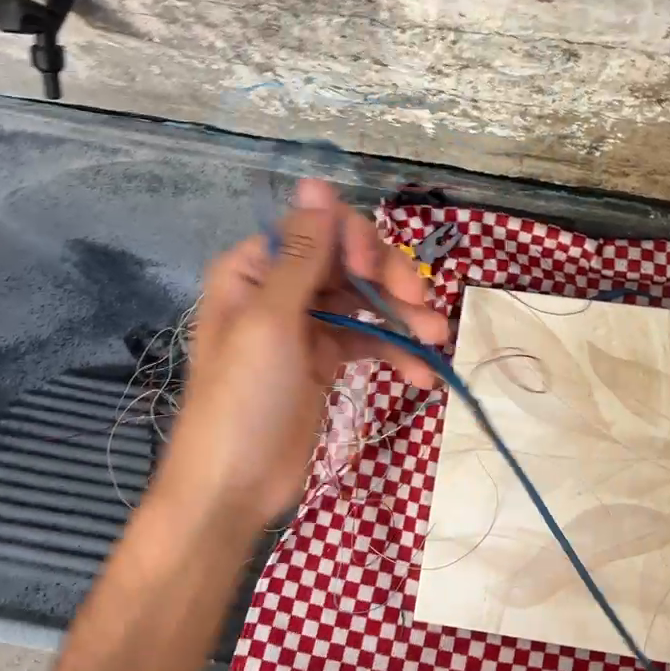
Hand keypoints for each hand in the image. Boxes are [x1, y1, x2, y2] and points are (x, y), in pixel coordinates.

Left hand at [161, 179, 450, 521]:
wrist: (231, 489)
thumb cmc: (242, 400)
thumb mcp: (272, 321)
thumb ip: (301, 252)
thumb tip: (317, 181)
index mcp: (256, 269)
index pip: (319, 228)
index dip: (356, 242)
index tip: (378, 274)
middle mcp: (281, 288)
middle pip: (350, 262)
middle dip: (390, 281)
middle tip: (424, 307)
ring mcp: (306, 325)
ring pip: (366, 301)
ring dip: (404, 319)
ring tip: (437, 341)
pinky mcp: (325, 360)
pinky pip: (368, 341)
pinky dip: (396, 354)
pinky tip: (422, 376)